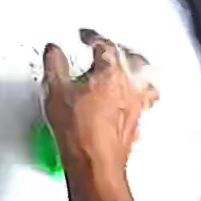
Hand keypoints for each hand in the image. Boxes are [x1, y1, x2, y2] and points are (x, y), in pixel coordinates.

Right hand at [42, 31, 156, 185]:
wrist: (93, 163)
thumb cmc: (78, 129)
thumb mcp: (55, 88)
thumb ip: (55, 64)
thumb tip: (54, 50)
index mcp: (111, 74)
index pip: (106, 46)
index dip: (94, 38)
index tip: (86, 36)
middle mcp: (129, 88)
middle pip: (135, 60)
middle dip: (121, 50)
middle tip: (108, 47)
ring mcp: (136, 107)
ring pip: (145, 81)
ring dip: (136, 72)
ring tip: (126, 68)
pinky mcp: (135, 124)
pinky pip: (143, 100)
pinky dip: (136, 92)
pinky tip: (126, 97)